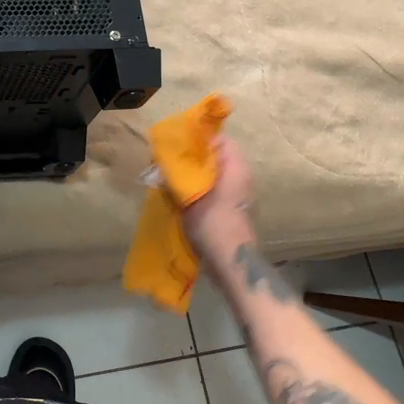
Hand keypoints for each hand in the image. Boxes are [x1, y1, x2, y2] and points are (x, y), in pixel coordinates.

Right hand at [182, 135, 256, 280]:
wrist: (232, 264)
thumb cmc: (213, 224)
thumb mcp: (188, 198)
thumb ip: (174, 179)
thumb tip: (160, 166)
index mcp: (235, 168)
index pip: (221, 140)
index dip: (200, 139)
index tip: (180, 145)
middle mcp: (243, 177)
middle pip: (219, 156)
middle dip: (197, 158)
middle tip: (174, 162)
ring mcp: (242, 195)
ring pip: (219, 174)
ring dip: (199, 175)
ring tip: (177, 180)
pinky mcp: (237, 210)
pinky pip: (220, 189)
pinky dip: (205, 189)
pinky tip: (186, 198)